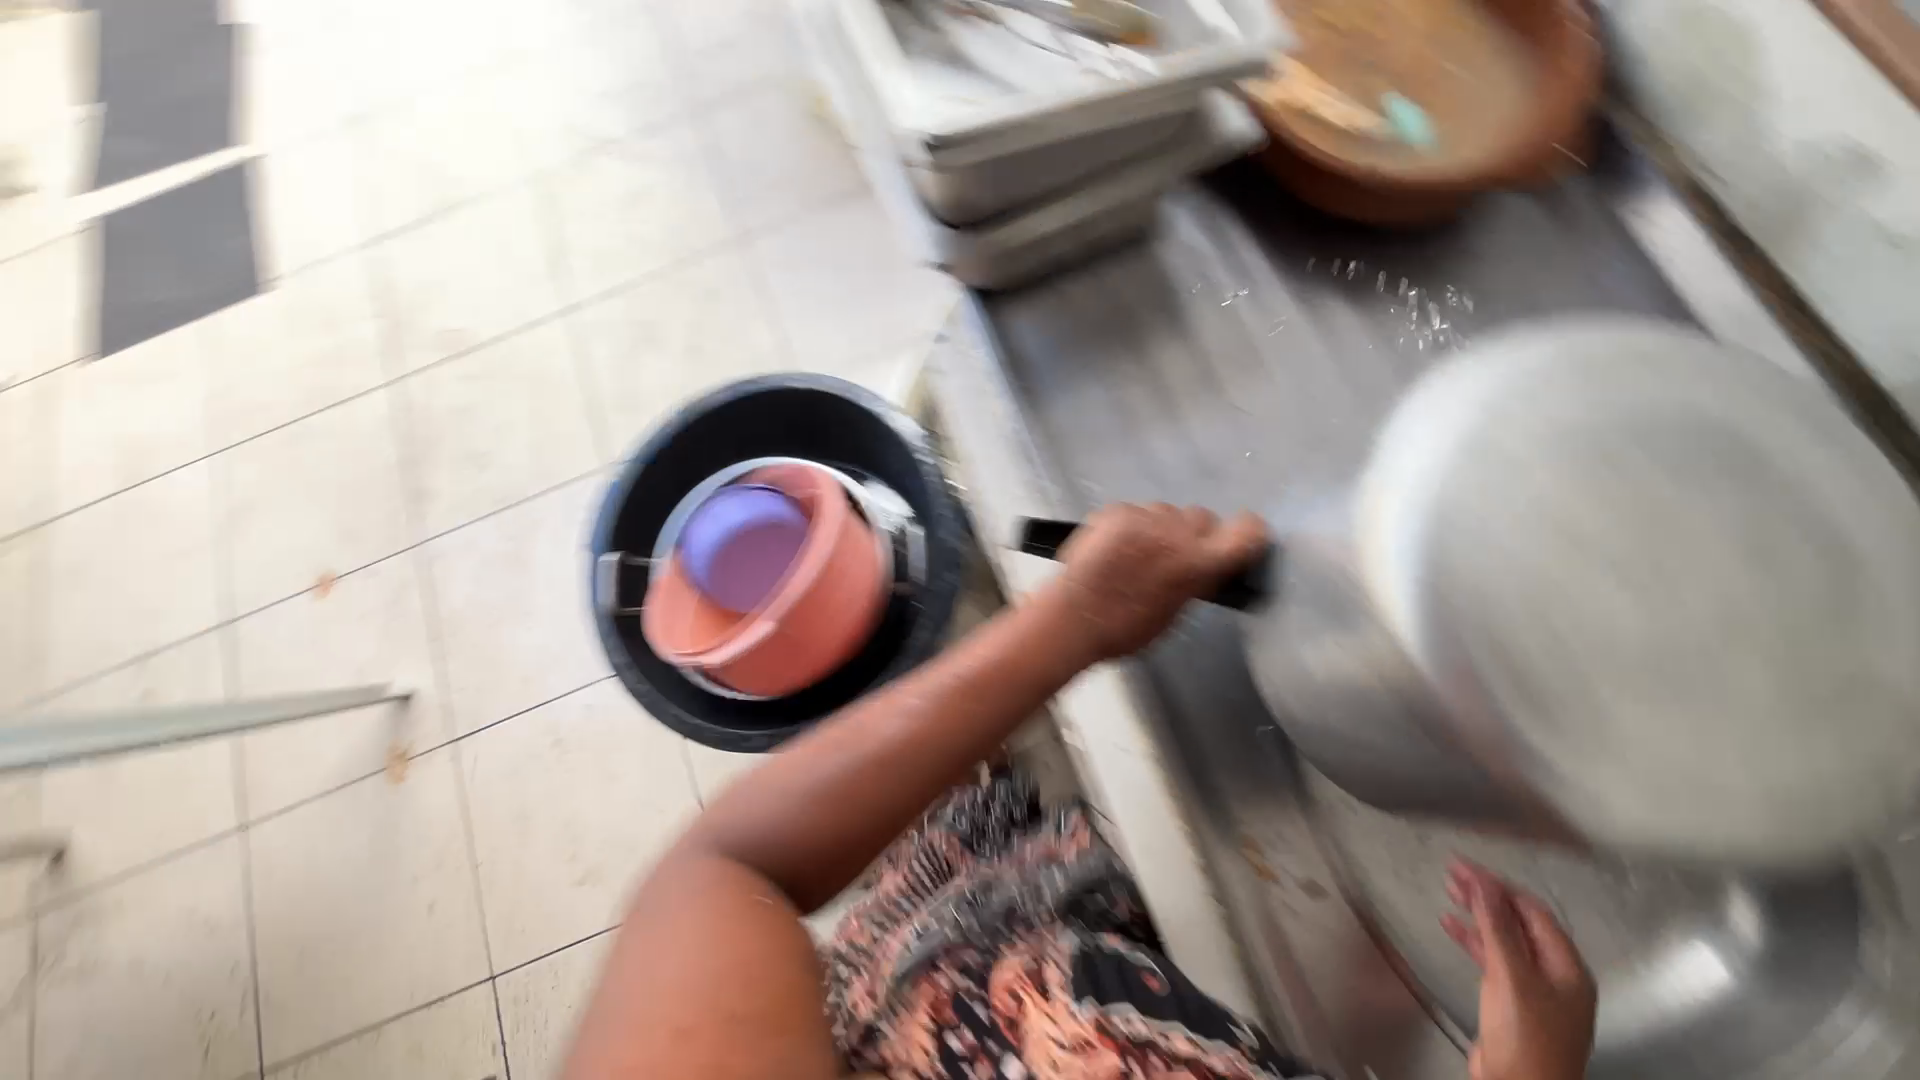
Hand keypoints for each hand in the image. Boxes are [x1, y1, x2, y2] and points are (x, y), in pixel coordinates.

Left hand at [1035, 502, 1268, 662]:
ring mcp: (1143, 517)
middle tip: (1171, 557)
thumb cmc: (1124, 629)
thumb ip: (1195, 581)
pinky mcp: (1115, 511)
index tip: (1237, 541)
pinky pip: (1134, 513)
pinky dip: (1129, 527)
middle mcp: (1176, 532)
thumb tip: (1203, 568)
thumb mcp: (1174, 613)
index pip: (1248, 530)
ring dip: (1159, 529)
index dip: (1247, 533)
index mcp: (1198, 562)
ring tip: (1134, 556)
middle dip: (1193, 534)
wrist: (1071, 618)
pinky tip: (1113, 550)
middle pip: (1202, 517)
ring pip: (1166, 513)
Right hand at [1441, 861, 1596, 1079]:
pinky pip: (1492, 957)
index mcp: (1565, 965)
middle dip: (1486, 894)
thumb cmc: (1526, 1034)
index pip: (1531, 910)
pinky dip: (1472, 938)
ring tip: (1448, 889)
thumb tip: (1484, 882)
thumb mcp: (1512, 977)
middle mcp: (1553, 971)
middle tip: (1451, 871)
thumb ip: (1497, 928)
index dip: (1497, 884)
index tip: (1462, 865)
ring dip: (1477, 913)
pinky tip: (1449, 924)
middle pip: (1518, 921)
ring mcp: (1532, 986)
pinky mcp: (1511, 999)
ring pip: (1503, 937)